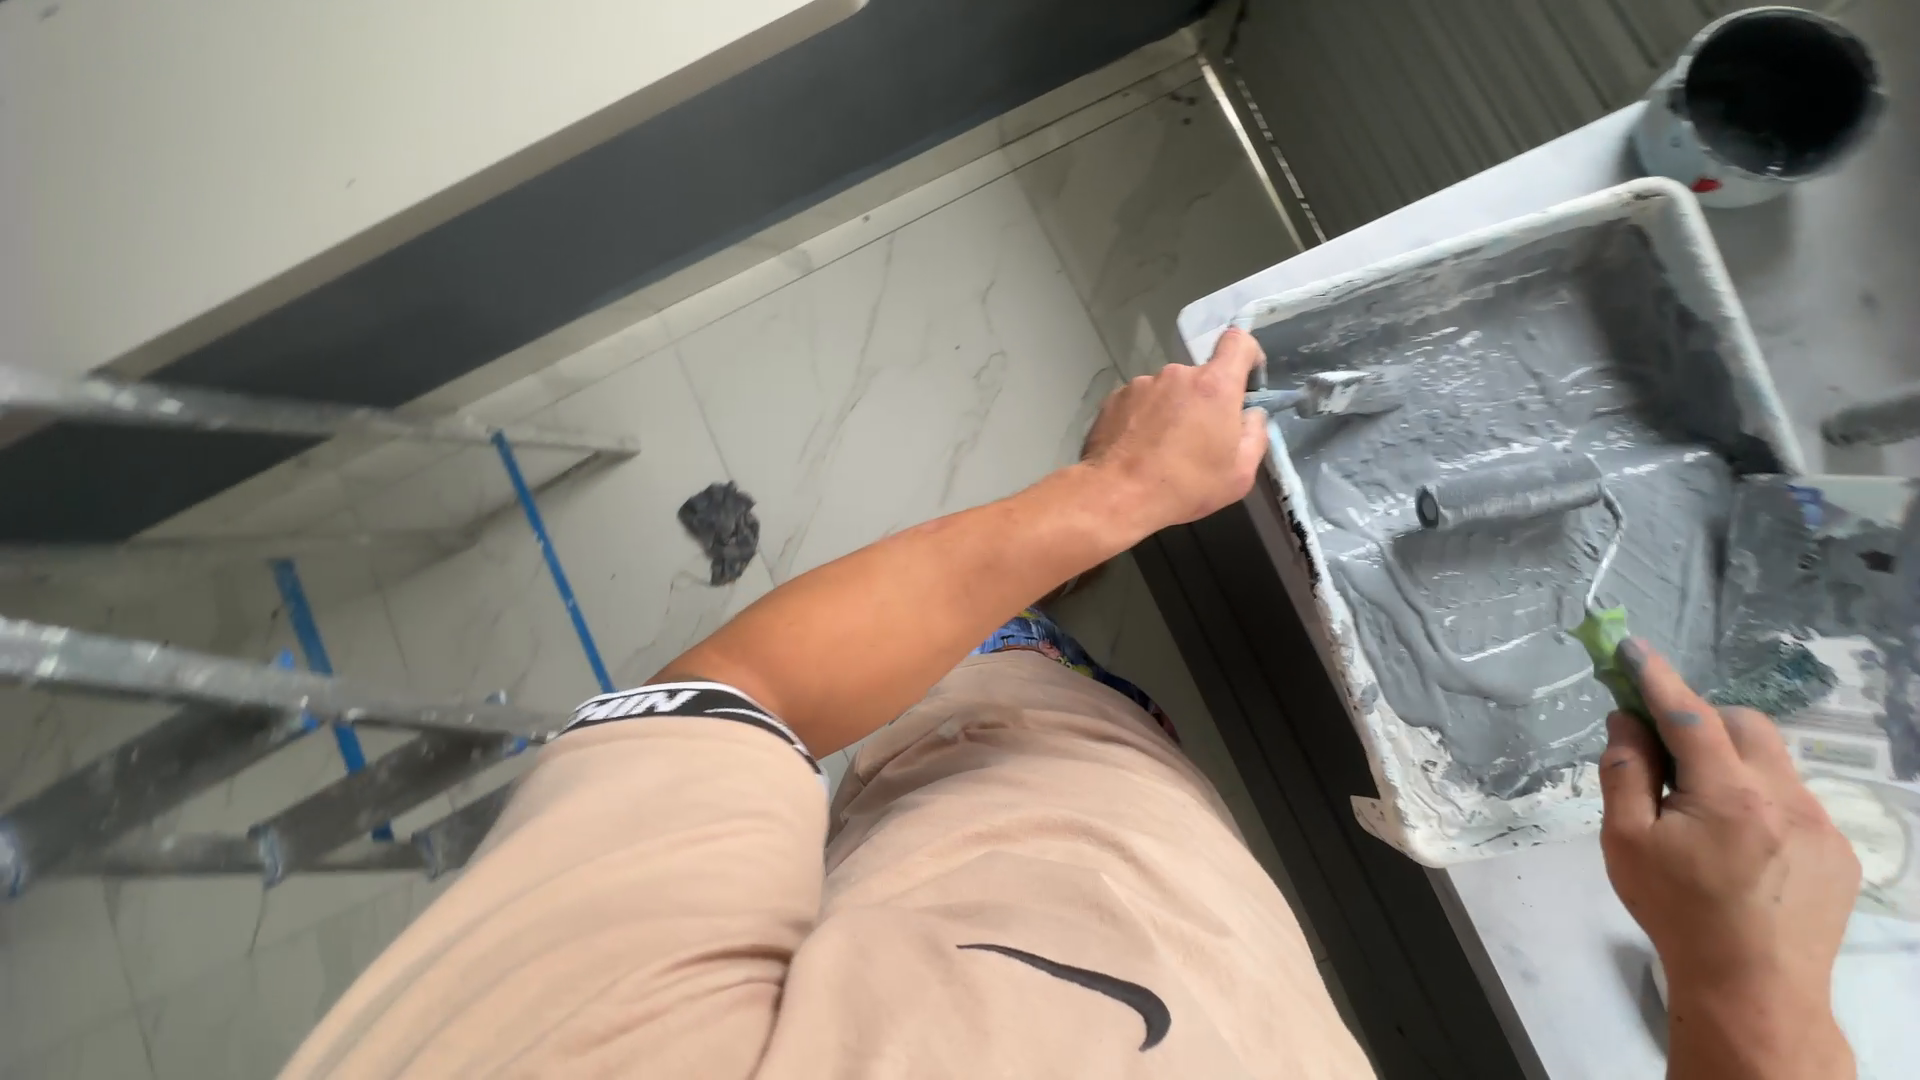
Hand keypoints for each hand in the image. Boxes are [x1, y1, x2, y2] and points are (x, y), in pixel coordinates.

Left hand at [1079, 328, 1269, 531]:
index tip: (1245, 383)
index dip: (1247, 357)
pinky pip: (1139, 403)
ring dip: (1170, 411)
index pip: (1238, 343)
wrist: (1116, 495)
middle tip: (1196, 440)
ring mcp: (1140, 384)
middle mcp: (1176, 375)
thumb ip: (1255, 434)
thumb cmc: (1184, 487)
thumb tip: (1251, 415)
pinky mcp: (1113, 399)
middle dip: (1203, 402)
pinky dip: (1142, 419)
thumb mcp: (1240, 473)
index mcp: (1214, 385)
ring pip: (1166, 392)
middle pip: (1199, 378)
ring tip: (1160, 449)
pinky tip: (1137, 448)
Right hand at [1598, 639, 1858, 1078]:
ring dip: (1727, 757)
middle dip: (1699, 717)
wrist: (1754, 987)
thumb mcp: (1625, 839)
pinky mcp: (1840, 851)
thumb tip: (1626, 722)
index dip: (1658, 678)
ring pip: (1773, 760)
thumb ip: (1625, 772)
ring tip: (1693, 801)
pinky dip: (1753, 790)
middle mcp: (1788, 801)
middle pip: (1746, 726)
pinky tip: (1730, 834)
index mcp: (1730, 798)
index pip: (1690, 717)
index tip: (1632, 647)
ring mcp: (1824, 827)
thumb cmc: (1674, 908)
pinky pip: (1792, 795)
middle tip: (1659, 742)